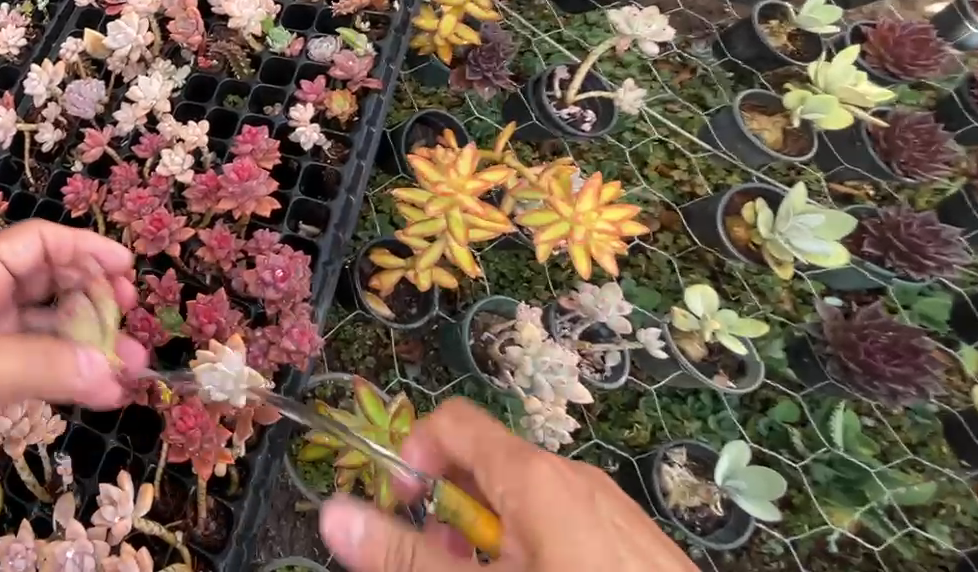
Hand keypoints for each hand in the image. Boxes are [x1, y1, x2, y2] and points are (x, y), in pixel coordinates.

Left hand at [0, 221, 147, 506]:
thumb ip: (40, 366)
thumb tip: (111, 371)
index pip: (37, 245)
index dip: (83, 248)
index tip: (126, 268)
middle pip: (49, 282)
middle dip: (93, 295)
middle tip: (130, 316)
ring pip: (50, 328)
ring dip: (89, 341)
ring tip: (132, 364)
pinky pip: (41, 366)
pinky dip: (71, 374)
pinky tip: (103, 391)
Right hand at [319, 399, 693, 571]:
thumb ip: (406, 553)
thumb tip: (332, 512)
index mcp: (532, 475)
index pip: (451, 420)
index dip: (413, 452)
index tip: (406, 506)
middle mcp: (573, 478)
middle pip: (486, 464)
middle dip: (452, 511)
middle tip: (451, 566)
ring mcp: (616, 514)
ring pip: (530, 502)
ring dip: (494, 536)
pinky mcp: (645, 550)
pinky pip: (572, 528)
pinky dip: (542, 552)